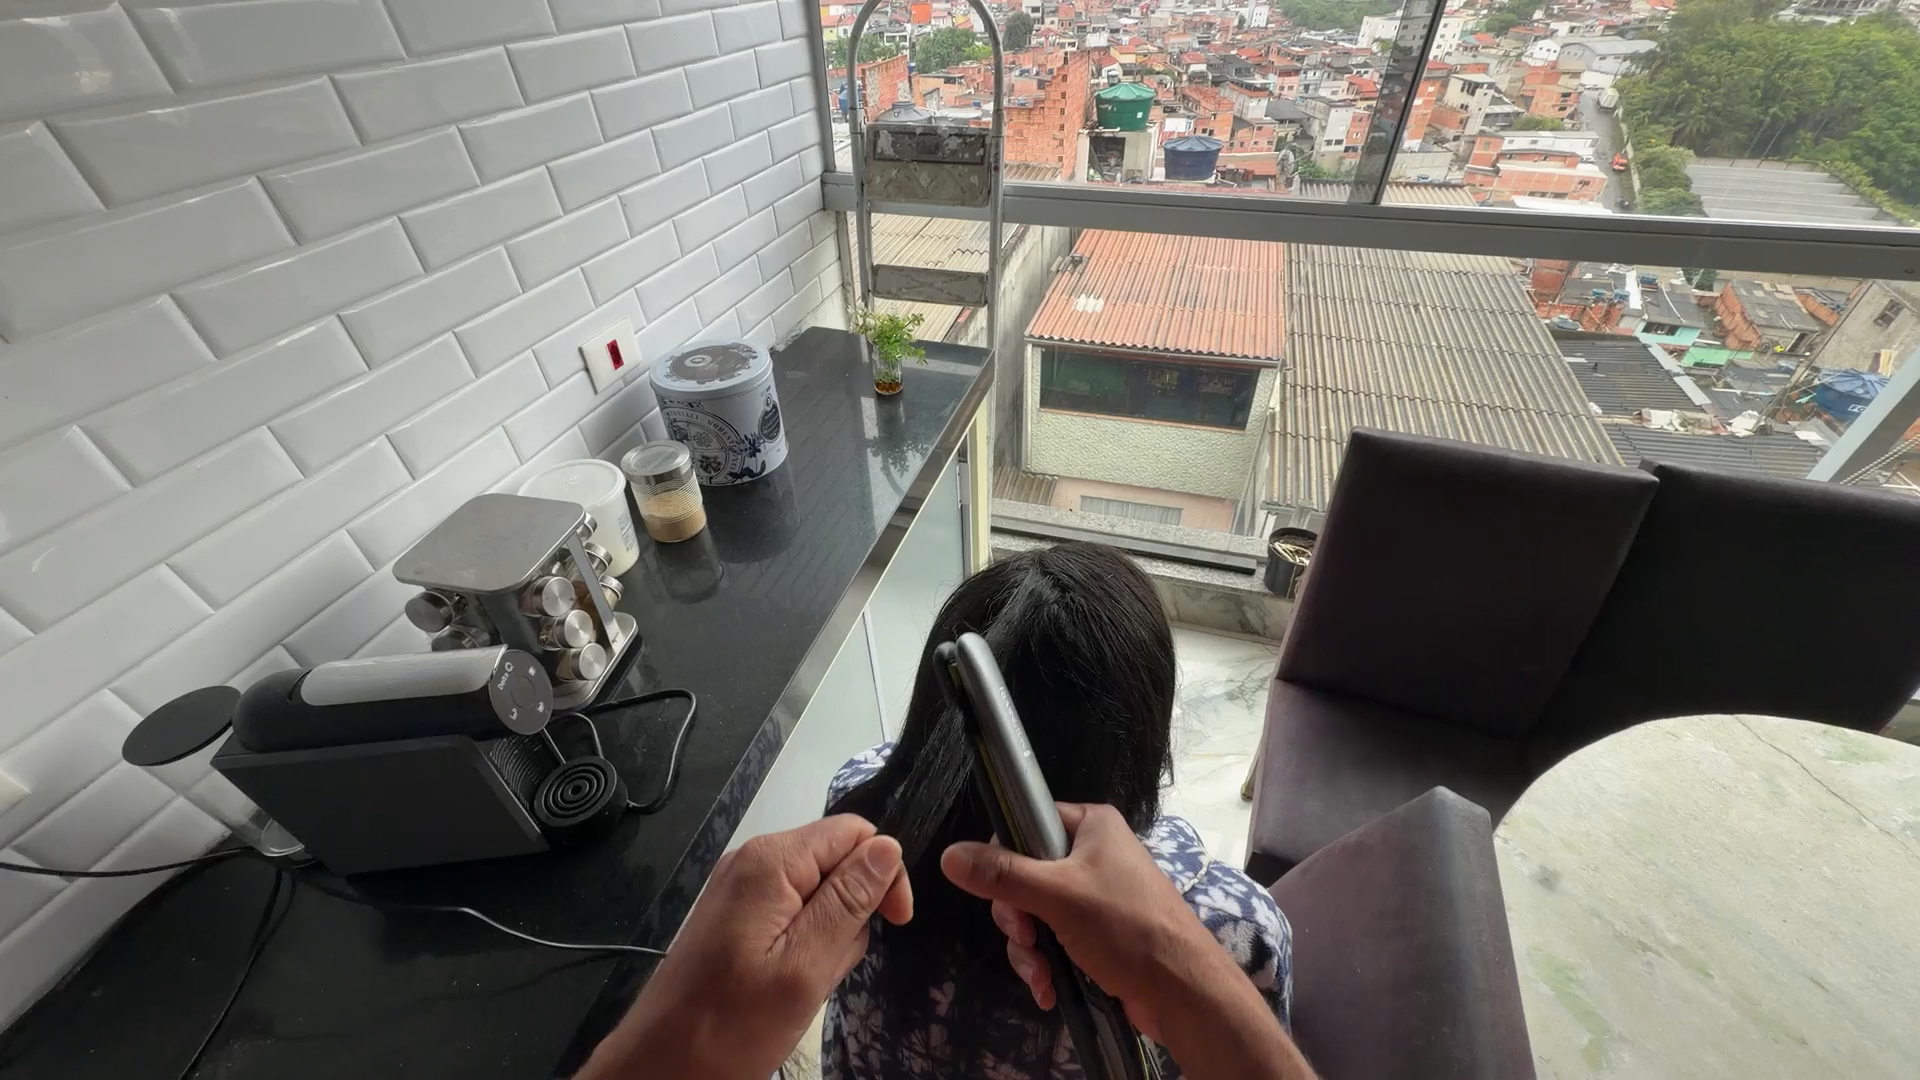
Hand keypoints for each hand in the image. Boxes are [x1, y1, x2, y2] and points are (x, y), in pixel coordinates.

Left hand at [579, 815, 912, 1079]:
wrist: (655, 1074)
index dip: (884, 871)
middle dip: (850, 911)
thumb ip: (849, 902)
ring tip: (803, 983)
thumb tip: (889, 845)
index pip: (854, 832)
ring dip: (827, 935)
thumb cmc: (731, 1027)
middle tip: (828, 968)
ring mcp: (741, 885)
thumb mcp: (805, 968)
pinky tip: (788, 981)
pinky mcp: (735, 912)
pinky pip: (793, 910)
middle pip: (836, 859)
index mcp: (773, 860)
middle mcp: (755, 858)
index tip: (895, 923)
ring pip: (818, 889)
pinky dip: (804, 943)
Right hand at [942, 804, 1314, 1079]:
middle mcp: (1090, 852)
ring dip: (1028, 948)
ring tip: (1041, 976)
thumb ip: (1002, 874)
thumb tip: (948, 854)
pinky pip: (1052, 935)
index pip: (1026, 822)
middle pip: (1023, 872)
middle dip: (1017, 916)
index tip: (1000, 892)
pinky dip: (1045, 961)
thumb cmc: (1126, 926)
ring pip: (1034, 910)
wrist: (1185, 994)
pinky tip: (1048, 989)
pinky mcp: (1096, 930)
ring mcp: (1094, 893)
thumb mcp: (1058, 895)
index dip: (1005, 857)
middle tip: (1026, 938)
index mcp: (1089, 824)